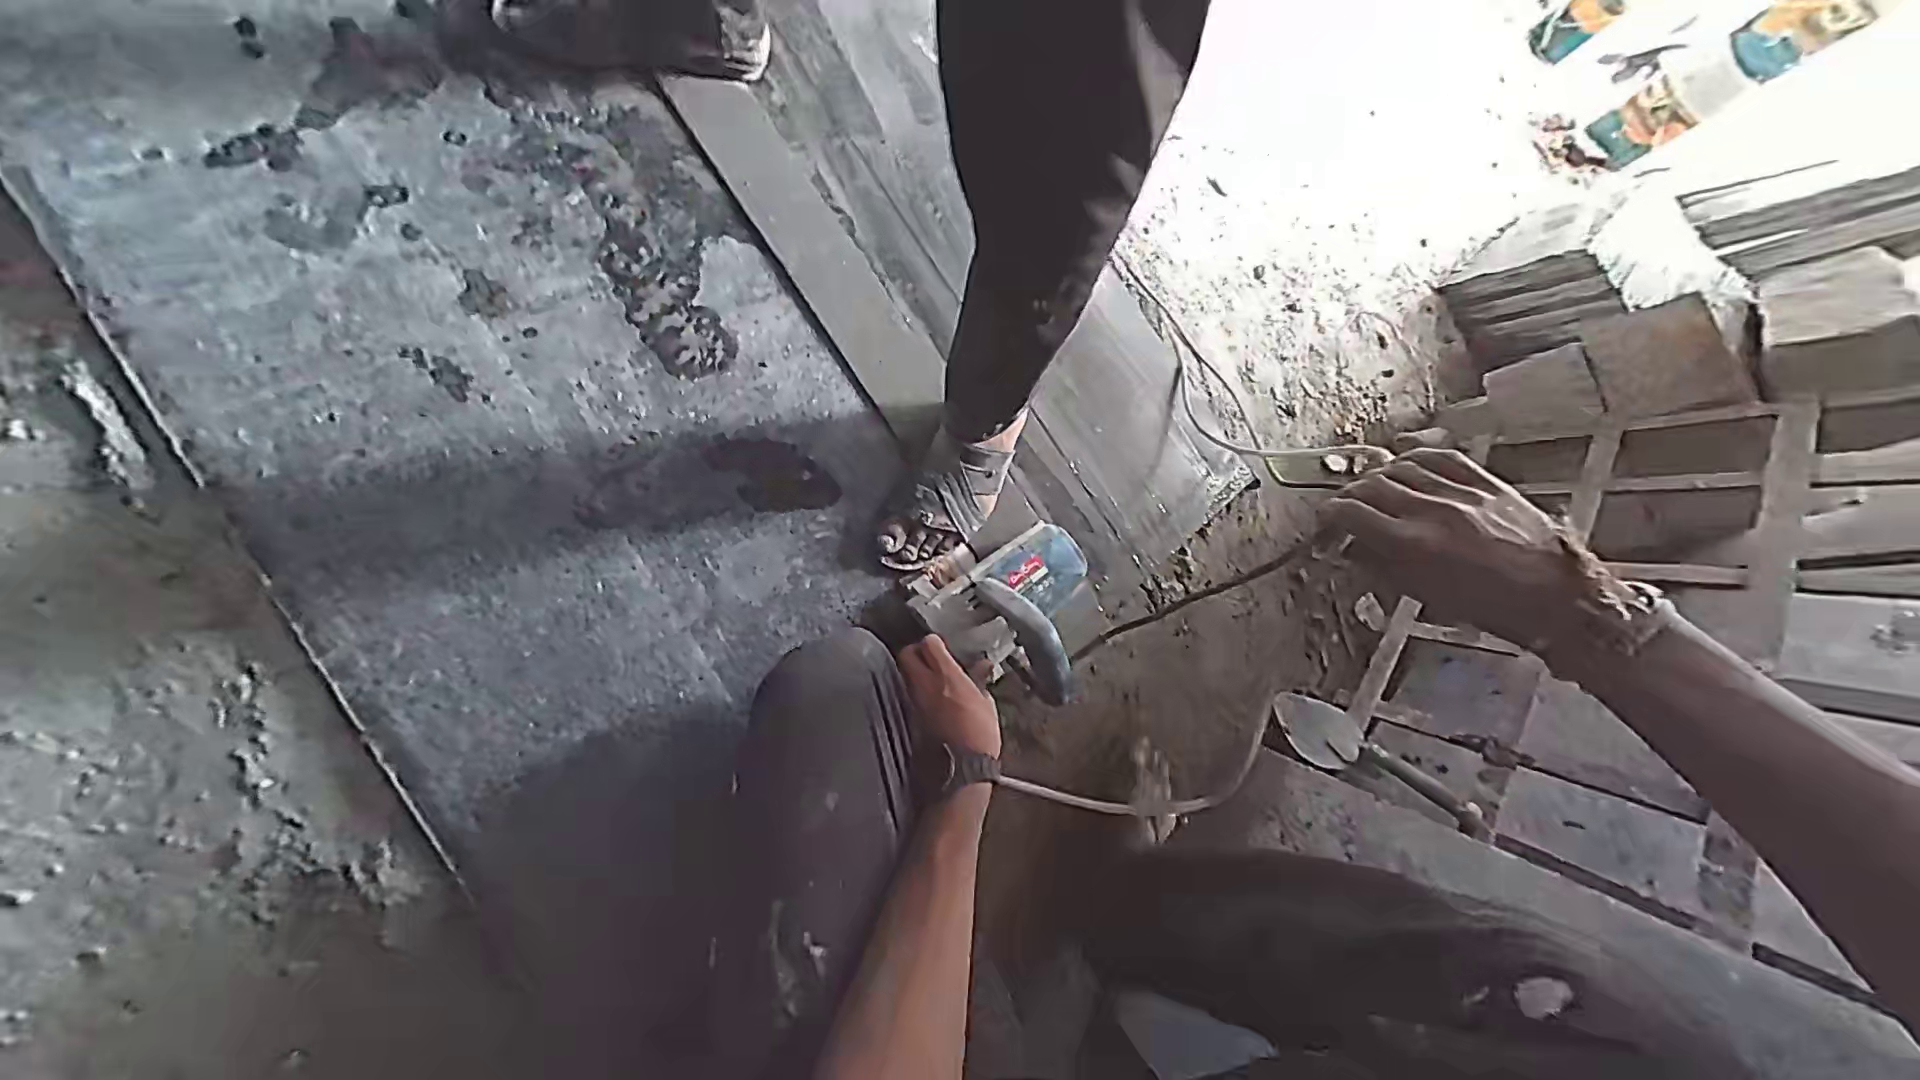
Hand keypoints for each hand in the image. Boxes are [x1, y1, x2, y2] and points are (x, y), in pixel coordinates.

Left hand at [899, 635, 1001, 757]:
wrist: (962, 768)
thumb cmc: (980, 734)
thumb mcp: (986, 703)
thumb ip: (979, 681)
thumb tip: (982, 667)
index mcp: (946, 675)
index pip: (929, 643)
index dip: (934, 641)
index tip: (941, 645)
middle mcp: (925, 684)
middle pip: (907, 654)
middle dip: (916, 651)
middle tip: (929, 656)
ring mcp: (914, 701)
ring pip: (905, 674)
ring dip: (914, 671)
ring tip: (930, 676)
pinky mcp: (910, 717)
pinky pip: (909, 694)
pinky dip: (916, 690)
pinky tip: (929, 697)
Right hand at [1326, 448, 1595, 649]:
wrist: (1556, 598)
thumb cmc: (1490, 605)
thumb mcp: (1421, 593)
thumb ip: (1378, 564)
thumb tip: (1349, 549)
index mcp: (1410, 544)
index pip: (1349, 512)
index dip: (1329, 515)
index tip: (1327, 521)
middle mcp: (1431, 512)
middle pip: (1369, 485)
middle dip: (1349, 496)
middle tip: (1346, 509)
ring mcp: (1460, 494)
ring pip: (1400, 467)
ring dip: (1378, 477)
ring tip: (1375, 490)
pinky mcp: (1486, 484)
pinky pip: (1441, 458)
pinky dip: (1416, 458)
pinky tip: (1408, 466)